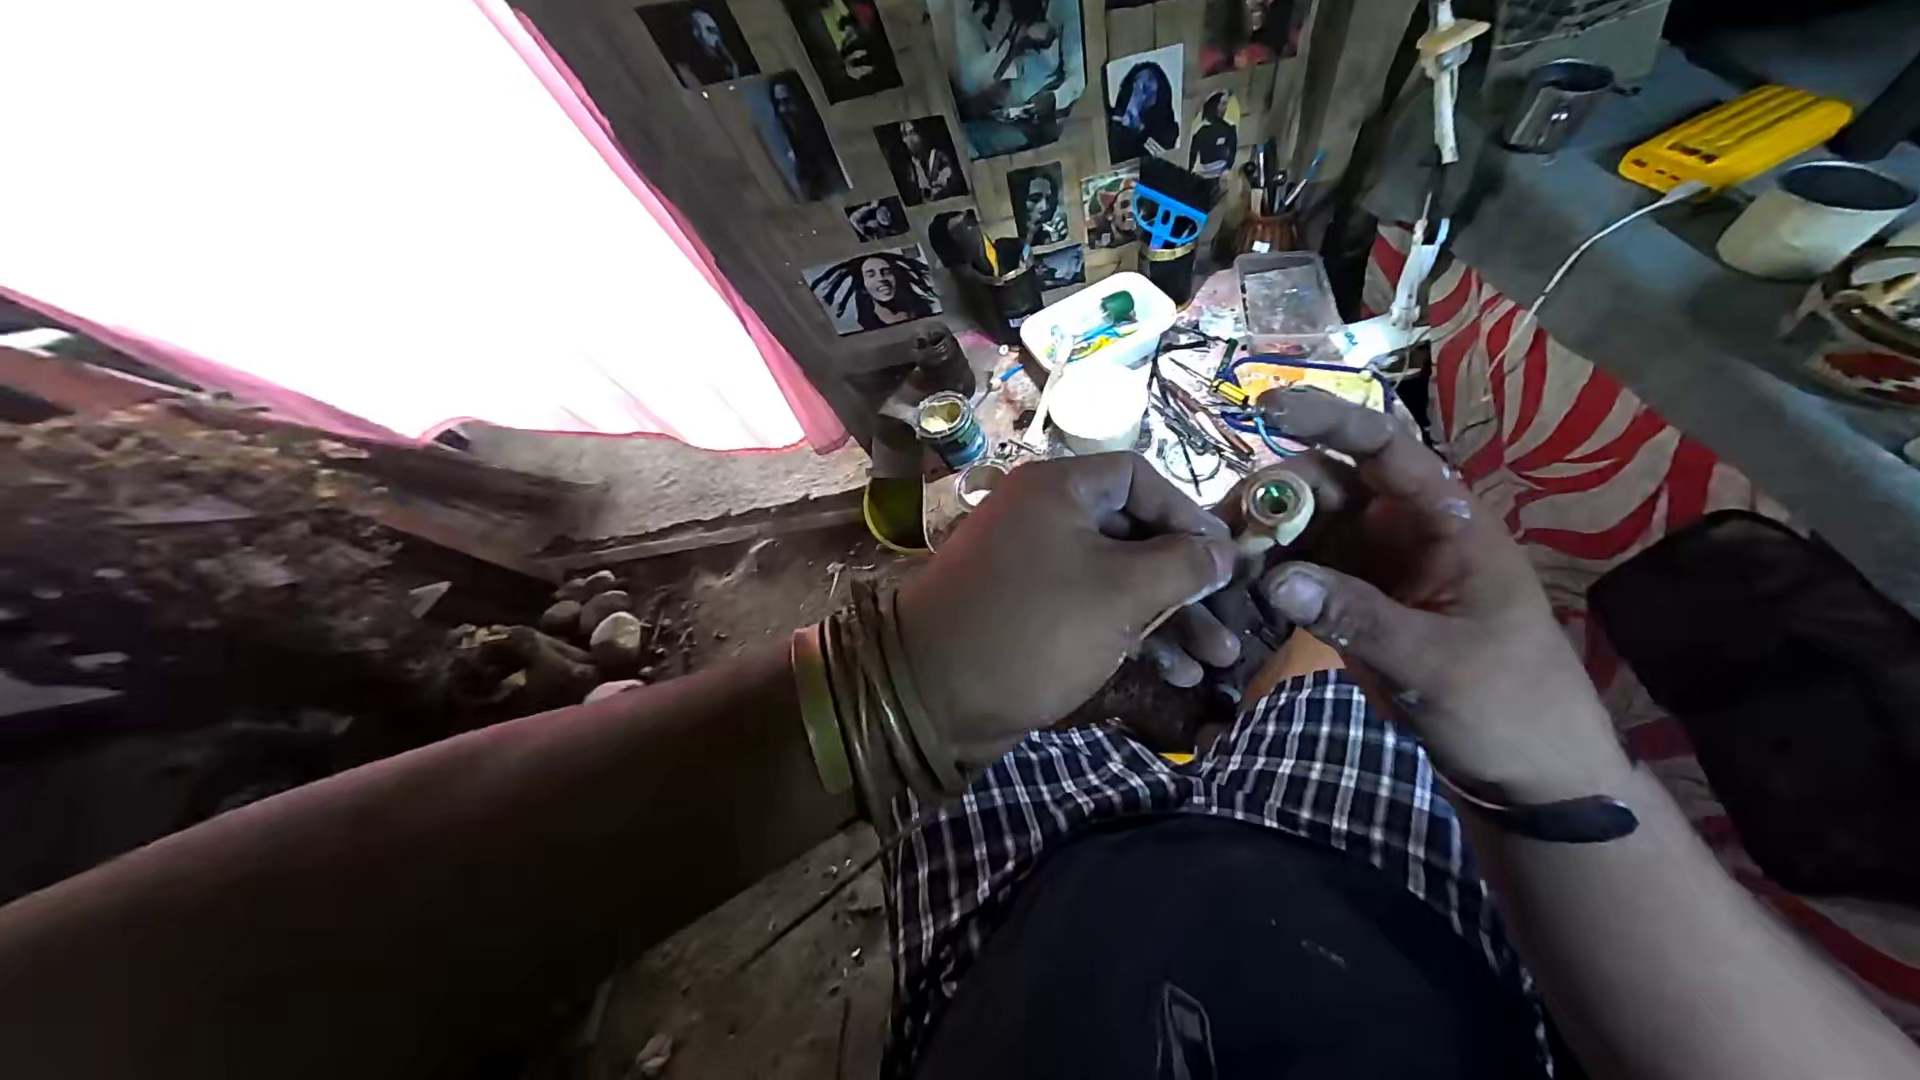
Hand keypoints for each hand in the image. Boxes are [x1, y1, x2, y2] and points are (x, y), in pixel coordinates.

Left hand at [895, 453, 1238, 763]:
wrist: (934, 695)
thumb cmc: (1035, 628)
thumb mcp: (1121, 592)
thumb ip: (1181, 564)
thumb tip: (1223, 550)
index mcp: (1057, 489)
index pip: (1140, 479)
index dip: (1188, 515)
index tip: (1225, 557)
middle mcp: (1044, 518)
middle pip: (1133, 535)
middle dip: (1186, 582)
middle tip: (1229, 624)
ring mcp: (1035, 567)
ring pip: (1116, 579)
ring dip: (1167, 617)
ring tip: (1214, 662)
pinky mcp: (1031, 611)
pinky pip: (1091, 608)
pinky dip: (1131, 633)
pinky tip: (1174, 673)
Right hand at [1251, 388, 1629, 799]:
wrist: (1521, 771)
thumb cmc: (1509, 705)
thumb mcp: (1437, 661)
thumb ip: (1356, 616)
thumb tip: (1274, 581)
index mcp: (1444, 521)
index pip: (1384, 449)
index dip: (1327, 420)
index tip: (1266, 408)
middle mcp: (1398, 529)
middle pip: (1321, 486)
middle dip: (1271, 501)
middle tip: (1224, 535)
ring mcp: (1367, 564)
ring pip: (1298, 527)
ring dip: (1258, 541)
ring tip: (1222, 568)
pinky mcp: (1345, 597)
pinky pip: (1292, 570)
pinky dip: (1262, 577)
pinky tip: (1236, 595)